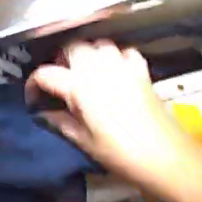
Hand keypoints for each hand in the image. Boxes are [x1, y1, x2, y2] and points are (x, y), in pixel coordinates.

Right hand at [27, 41, 201, 199]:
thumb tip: (43, 114)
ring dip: (87, 52)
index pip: (45, 74)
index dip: (34, 84)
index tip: (34, 97)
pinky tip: (113, 69)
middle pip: (71, 46)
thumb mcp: (83, 141)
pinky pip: (124, 51)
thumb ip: (59, 122)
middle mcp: (98, 69)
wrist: (168, 158)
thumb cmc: (121, 153)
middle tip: (58, 78)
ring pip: (98, 44)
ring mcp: (122, 67)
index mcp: (79, 86)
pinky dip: (115, 55)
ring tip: (83, 70)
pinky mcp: (141, 71)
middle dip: (59, 58)